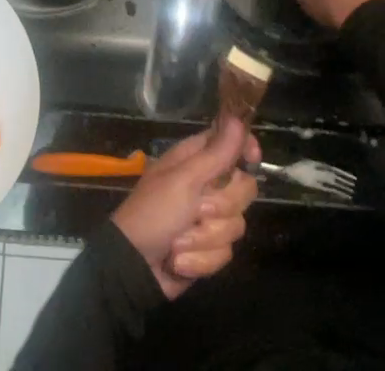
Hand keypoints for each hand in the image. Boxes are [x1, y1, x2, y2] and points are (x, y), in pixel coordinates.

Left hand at [109, 119, 260, 298]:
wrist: (132, 266)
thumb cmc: (153, 213)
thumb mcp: (183, 180)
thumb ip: (216, 153)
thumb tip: (237, 117)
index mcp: (197, 161)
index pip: (233, 143)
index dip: (246, 148)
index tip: (251, 160)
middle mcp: (206, 186)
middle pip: (244, 188)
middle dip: (221, 207)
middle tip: (196, 211)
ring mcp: (209, 220)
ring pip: (236, 225)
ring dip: (204, 238)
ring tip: (178, 241)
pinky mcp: (208, 248)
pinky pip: (225, 252)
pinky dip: (200, 260)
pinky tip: (179, 261)